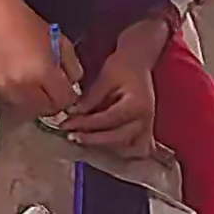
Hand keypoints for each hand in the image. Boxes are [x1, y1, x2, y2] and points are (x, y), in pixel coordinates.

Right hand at [0, 0, 82, 114]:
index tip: (68, 90)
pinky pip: (12, 100)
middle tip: (53, 91)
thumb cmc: (30, 25)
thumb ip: (72, 67)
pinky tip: (20, 82)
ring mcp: (6, 87)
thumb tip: (73, 85)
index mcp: (43, 72)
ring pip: (28, 109)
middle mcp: (24, 85)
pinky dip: (20, 96)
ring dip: (36, 102)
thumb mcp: (60, 41)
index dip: (69, 98)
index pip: (63, 100)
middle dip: (53, 102)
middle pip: (46, 109)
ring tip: (36, 88)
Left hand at [60, 42, 156, 157]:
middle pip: (117, 138)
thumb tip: (71, 114)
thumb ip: (89, 99)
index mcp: (137, 104)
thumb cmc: (121, 68)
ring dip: (103, 146)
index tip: (66, 124)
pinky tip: (99, 143)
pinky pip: (132, 148)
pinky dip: (117, 149)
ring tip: (81, 139)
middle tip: (70, 135)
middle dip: (91, 138)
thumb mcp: (103, 78)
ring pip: (125, 148)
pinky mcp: (144, 131)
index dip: (85, 124)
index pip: (108, 120)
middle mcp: (145, 120)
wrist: (137, 64)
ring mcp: (147, 127)